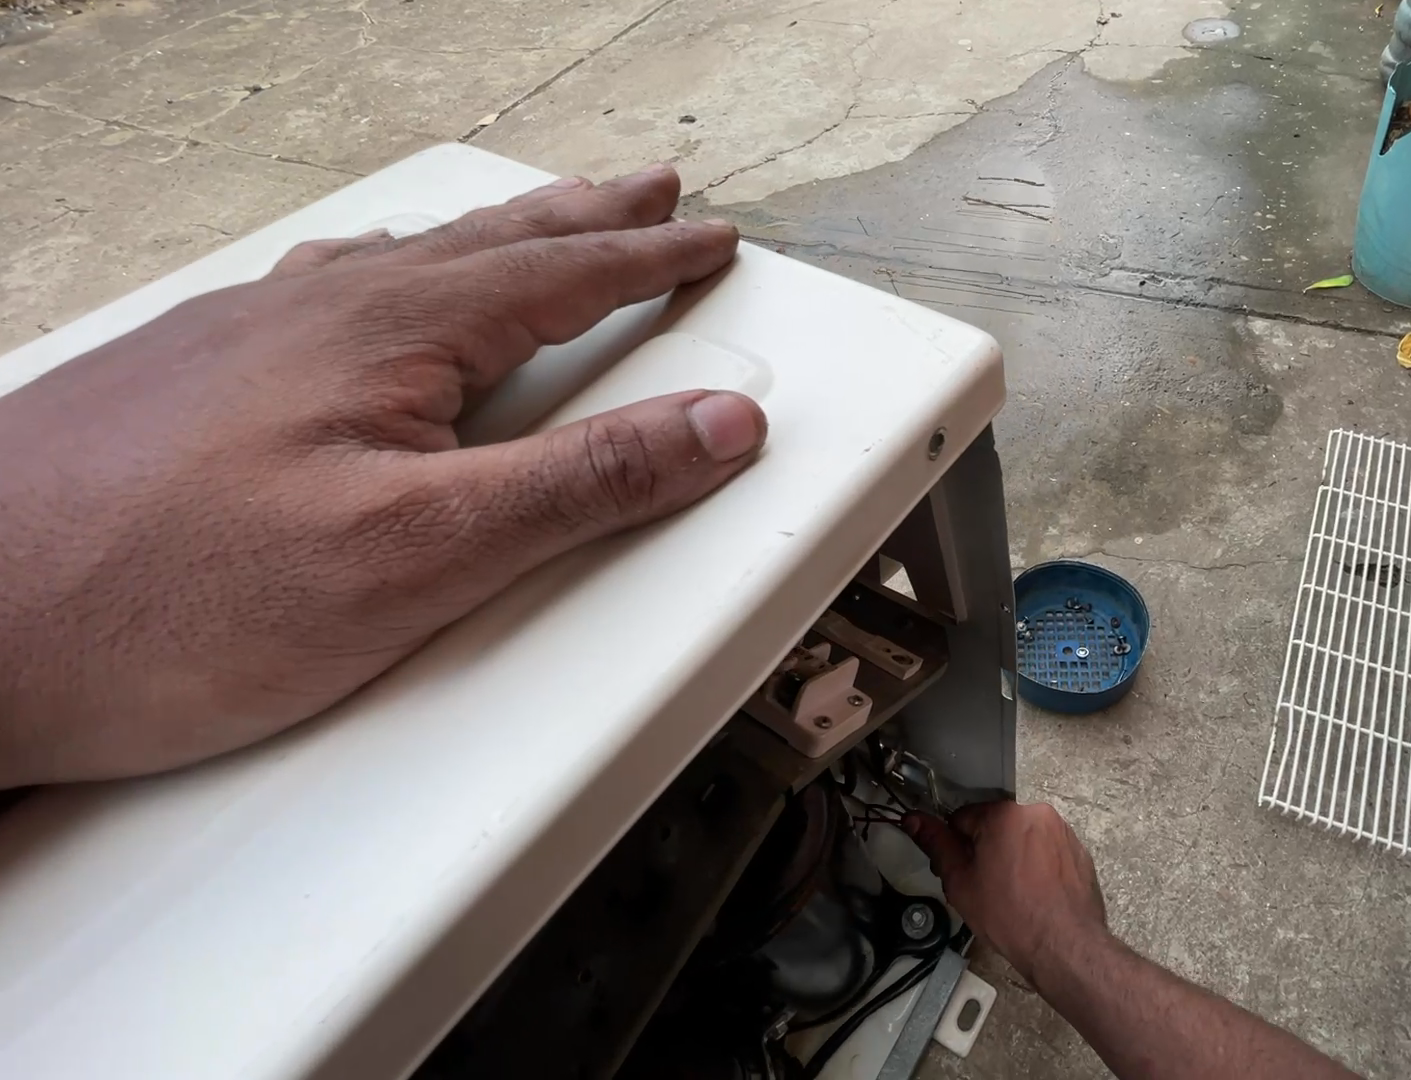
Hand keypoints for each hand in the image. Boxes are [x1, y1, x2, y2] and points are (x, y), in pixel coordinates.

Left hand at [0, 166, 763, 786]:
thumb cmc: (169, 601)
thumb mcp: (428, 549)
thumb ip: (589, 481)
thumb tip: (719, 425)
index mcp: (391, 334)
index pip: (565, 274)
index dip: (653, 259)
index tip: (711, 242)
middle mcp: (325, 314)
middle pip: (499, 242)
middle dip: (595, 217)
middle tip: (653, 193)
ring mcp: (260, 340)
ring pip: (428, 260)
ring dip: (517, 238)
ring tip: (563, 224)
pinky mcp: (215, 383)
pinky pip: (355, 294)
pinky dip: (424, 274)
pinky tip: (414, 291)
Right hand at [904, 801, 1109, 986]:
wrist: (1064, 946)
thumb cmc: (1009, 916)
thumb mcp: (961, 882)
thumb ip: (936, 845)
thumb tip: (914, 819)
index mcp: (1003, 814)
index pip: (963, 818)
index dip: (955, 846)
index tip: (960, 872)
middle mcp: (1035, 812)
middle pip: (995, 825)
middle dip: (986, 850)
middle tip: (985, 887)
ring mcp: (1061, 830)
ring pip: (1022, 837)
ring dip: (1013, 855)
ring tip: (1013, 894)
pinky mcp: (1078, 850)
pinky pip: (1047, 850)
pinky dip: (1038, 865)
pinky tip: (1036, 894)